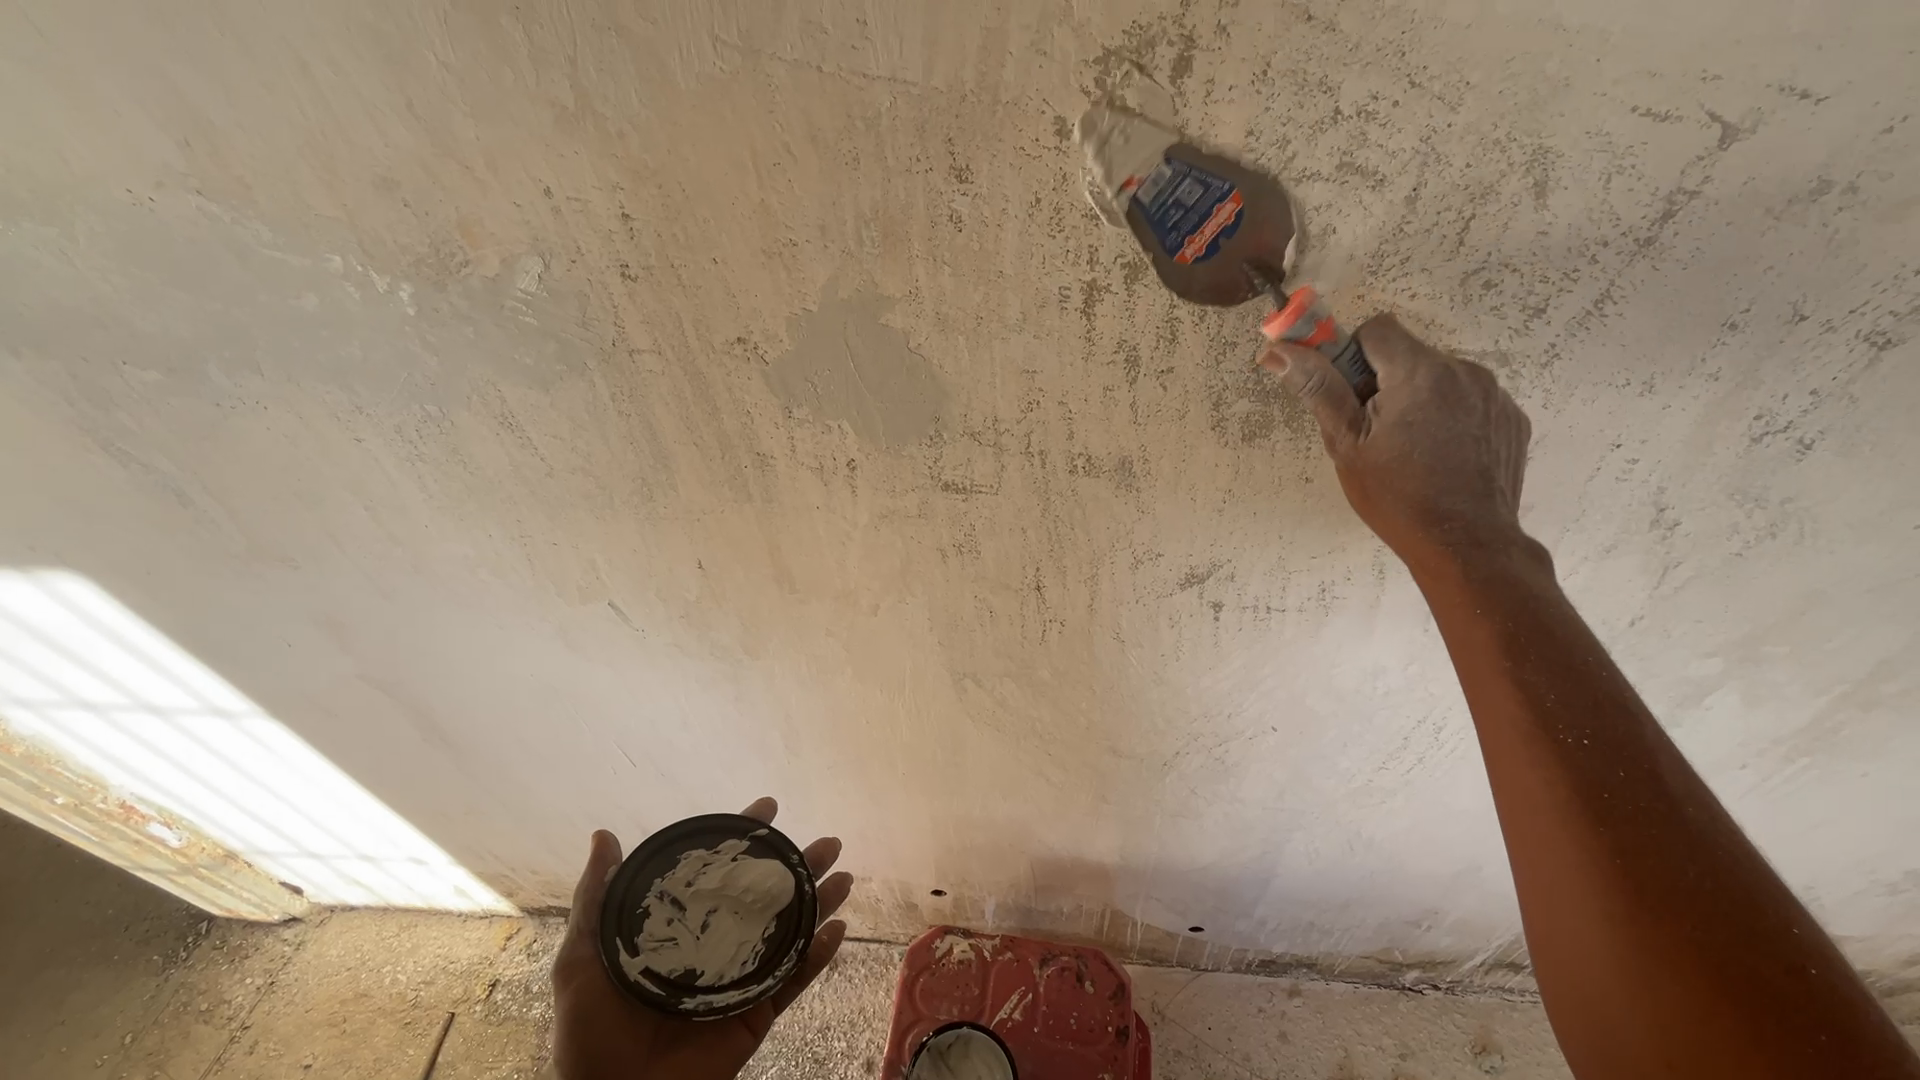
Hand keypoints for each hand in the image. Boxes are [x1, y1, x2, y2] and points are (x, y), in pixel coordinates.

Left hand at [549, 798, 854, 1079]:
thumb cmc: (590, 1032)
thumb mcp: (583, 959)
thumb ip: (598, 899)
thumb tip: (604, 836)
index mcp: (681, 928)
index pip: (718, 874)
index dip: (745, 839)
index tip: (769, 808)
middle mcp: (717, 946)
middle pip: (766, 899)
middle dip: (798, 868)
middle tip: (827, 842)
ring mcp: (741, 980)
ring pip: (790, 934)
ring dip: (819, 904)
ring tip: (844, 876)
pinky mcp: (755, 1015)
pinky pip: (793, 982)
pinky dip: (818, 957)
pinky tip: (837, 929)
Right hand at [1261, 315, 1532, 571]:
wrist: (1464, 544)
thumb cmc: (1395, 496)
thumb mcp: (1345, 444)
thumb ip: (1317, 388)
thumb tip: (1280, 350)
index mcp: (1418, 372)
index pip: (1377, 329)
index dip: (1353, 355)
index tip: (1347, 393)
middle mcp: (1464, 370)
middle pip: (1408, 355)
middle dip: (1384, 382)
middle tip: (1372, 432)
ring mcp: (1494, 394)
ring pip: (1439, 378)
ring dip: (1418, 399)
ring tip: (1409, 450)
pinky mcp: (1511, 418)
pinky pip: (1469, 401)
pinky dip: (1450, 418)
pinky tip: (1441, 457)